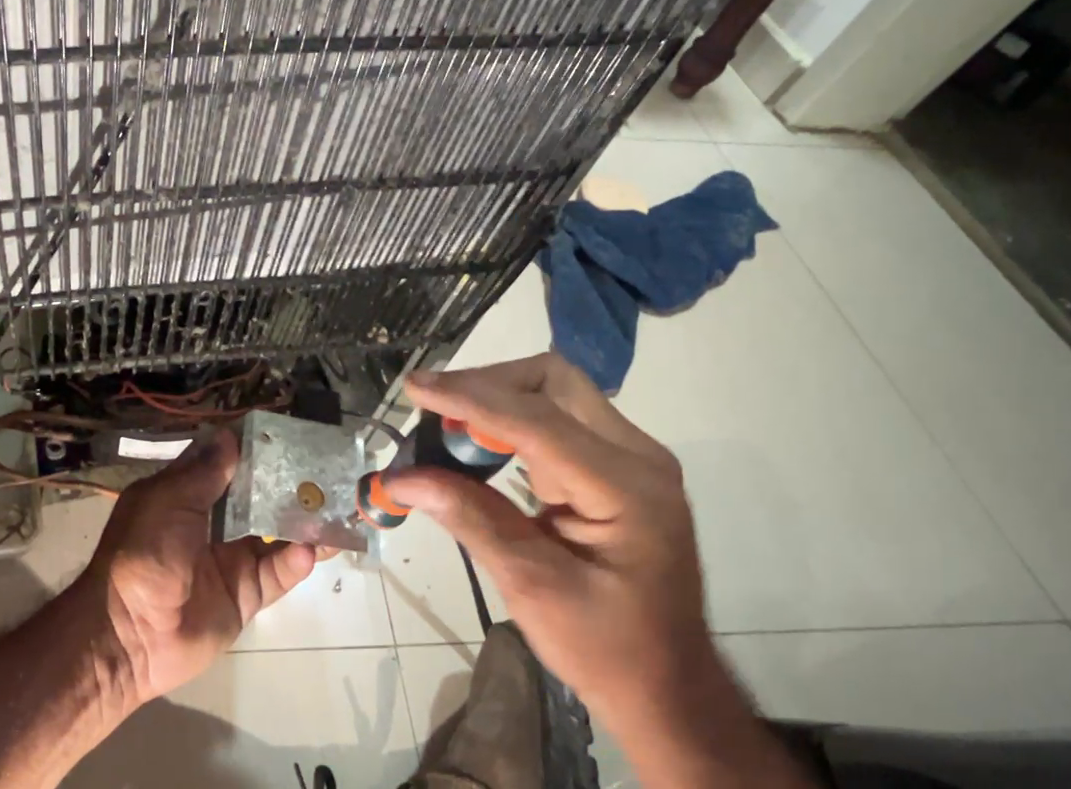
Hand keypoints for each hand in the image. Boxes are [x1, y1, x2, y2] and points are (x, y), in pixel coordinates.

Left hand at [80, 427, 318, 702]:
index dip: (251, 451)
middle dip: (286, 485)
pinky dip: (295, 561)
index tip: (287, 434)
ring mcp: (229, 561)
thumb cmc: (142, 553)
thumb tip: (230, 435)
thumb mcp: (168, 501)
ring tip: (335, 506)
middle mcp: (210, 525)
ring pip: (274, 536)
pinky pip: (276, 575)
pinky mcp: (245, 596)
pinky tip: (312, 549)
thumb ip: (204, 472)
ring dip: (302, 522)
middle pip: (255, 499)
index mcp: (183, 497)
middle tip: (325, 468)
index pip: (224, 466)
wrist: (129, 634)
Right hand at [387, 353, 716, 726]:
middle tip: (433, 410)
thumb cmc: (606, 648)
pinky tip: (475, 448)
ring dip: (496, 400)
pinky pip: (556, 420)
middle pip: (554, 382)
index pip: (537, 420)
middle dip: (487, 385)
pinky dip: (509, 422)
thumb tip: (402, 477)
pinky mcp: (614, 468)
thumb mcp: (533, 587)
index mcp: (627, 488)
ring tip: (444, 430)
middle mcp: (637, 457)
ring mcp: (630, 459)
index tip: (414, 388)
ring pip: (554, 393)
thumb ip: (472, 520)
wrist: (668, 688)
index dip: (469, 399)